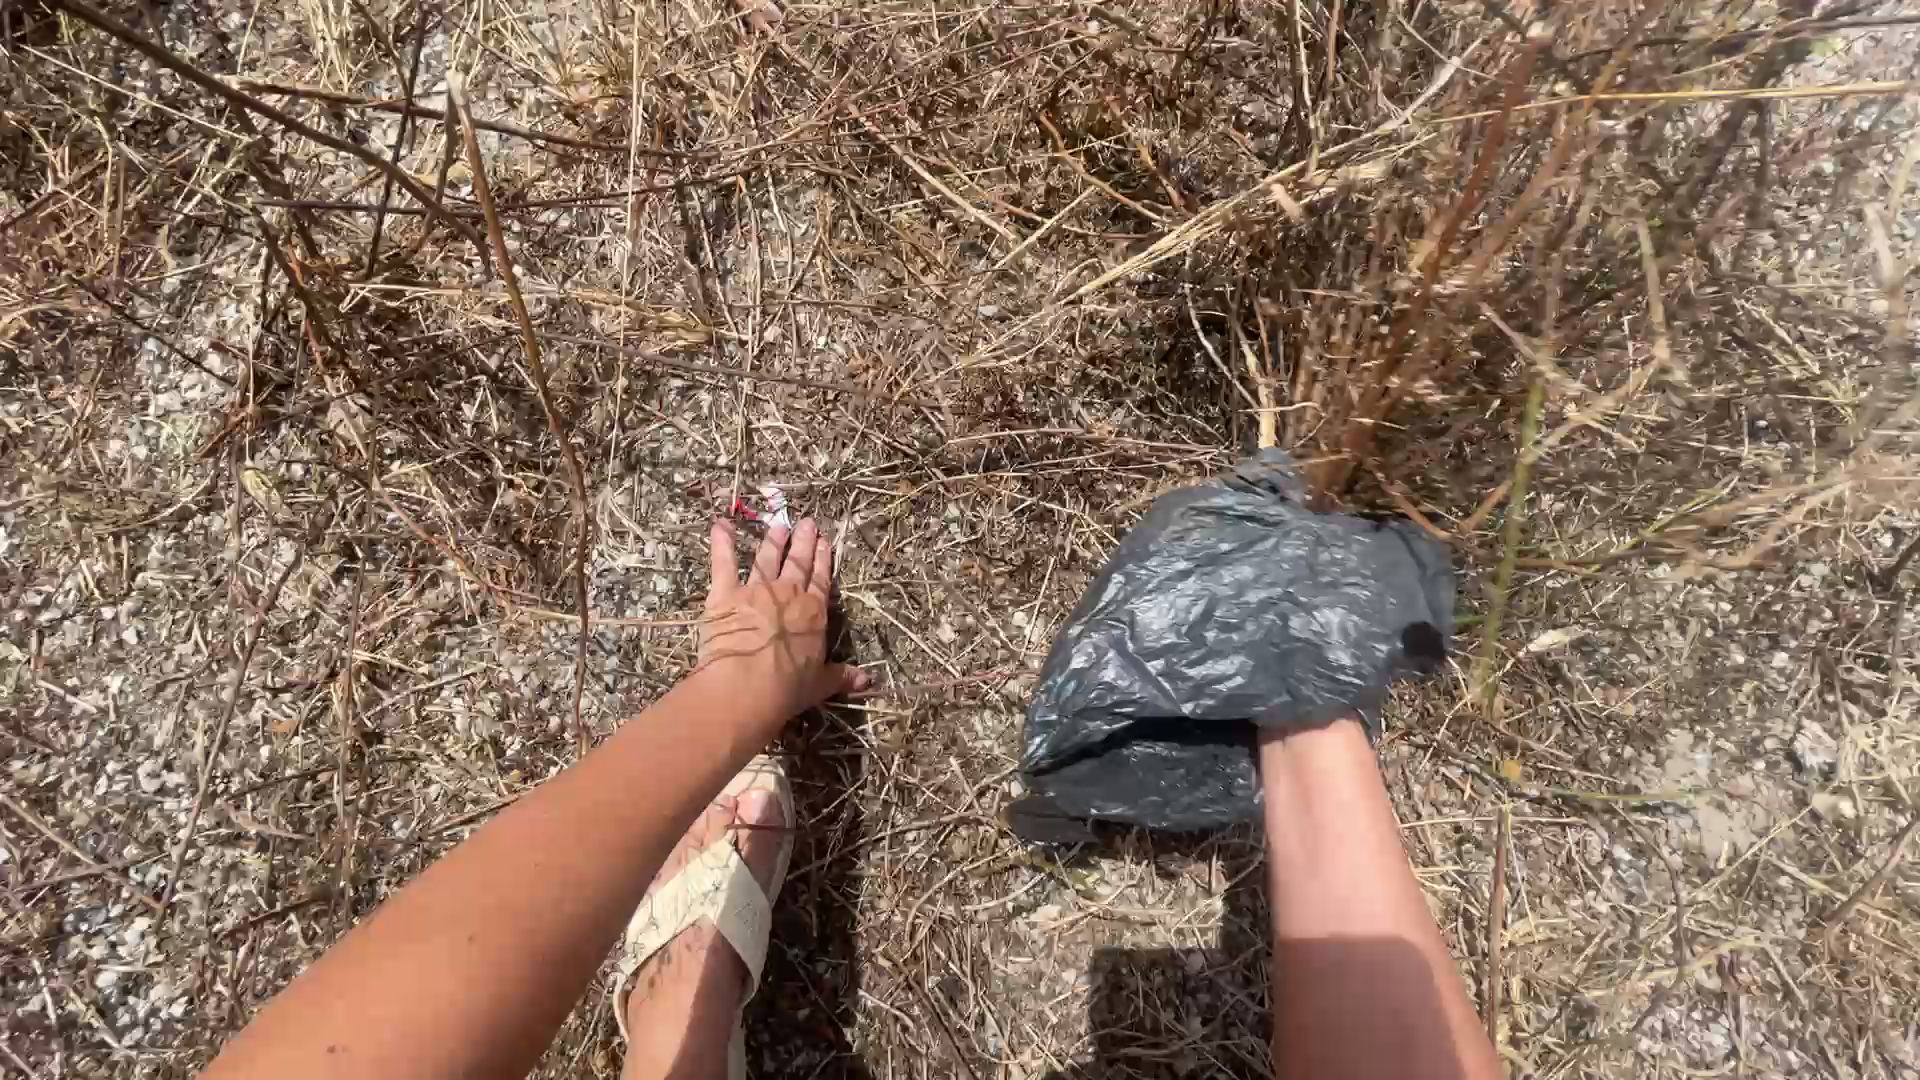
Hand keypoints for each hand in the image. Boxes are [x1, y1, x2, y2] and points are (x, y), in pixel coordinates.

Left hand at [699, 518, 868, 736]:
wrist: (746, 687)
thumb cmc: (788, 687)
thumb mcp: (820, 683)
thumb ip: (841, 676)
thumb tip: (867, 680)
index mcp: (814, 613)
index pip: (821, 580)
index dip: (823, 560)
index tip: (824, 541)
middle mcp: (788, 595)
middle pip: (798, 564)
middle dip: (803, 543)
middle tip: (807, 523)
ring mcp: (756, 591)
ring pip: (766, 560)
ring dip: (773, 542)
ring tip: (779, 526)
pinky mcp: (725, 595)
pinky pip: (723, 564)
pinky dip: (721, 544)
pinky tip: (720, 526)